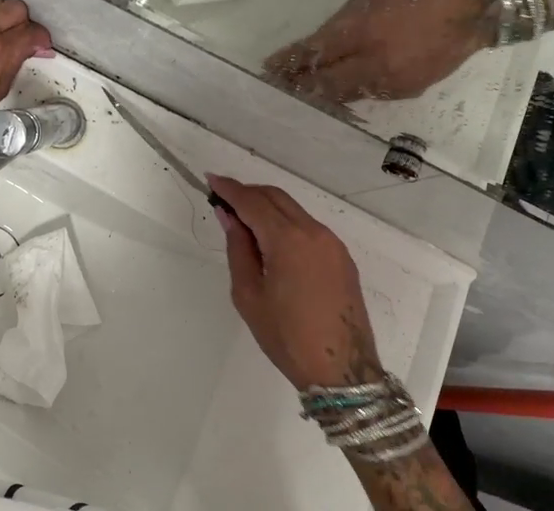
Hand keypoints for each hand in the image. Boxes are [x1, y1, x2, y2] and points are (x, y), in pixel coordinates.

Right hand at [209, 175, 382, 390]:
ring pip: (293, 210)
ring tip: (244, 222)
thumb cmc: (286, 335)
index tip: (210, 180)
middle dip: (248, 193)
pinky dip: (285, 222)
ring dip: (267, 207)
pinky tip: (271, 241)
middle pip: (276, 197)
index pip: (252, 201)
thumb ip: (238, 248)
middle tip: (223, 200)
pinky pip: (308, 227)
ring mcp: (333, 245)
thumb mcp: (249, 293)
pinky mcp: (342, 259)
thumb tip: (230, 217)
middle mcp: (314, 233)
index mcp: (288, 240)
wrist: (343, 373)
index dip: (229, 189)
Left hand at [264, 0, 496, 102]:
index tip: (267, 68)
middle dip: (298, 85)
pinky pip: (368, 95)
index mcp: (360, 34)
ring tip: (298, 90)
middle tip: (276, 85)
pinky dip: (347, 93)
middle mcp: (374, 64)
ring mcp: (392, 82)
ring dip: (320, 93)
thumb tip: (317, 45)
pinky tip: (333, 90)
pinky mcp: (408, 91)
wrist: (474, 11)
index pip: (314, 54)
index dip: (288, 62)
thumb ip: (338, 26)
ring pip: (345, 94)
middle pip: (324, 83)